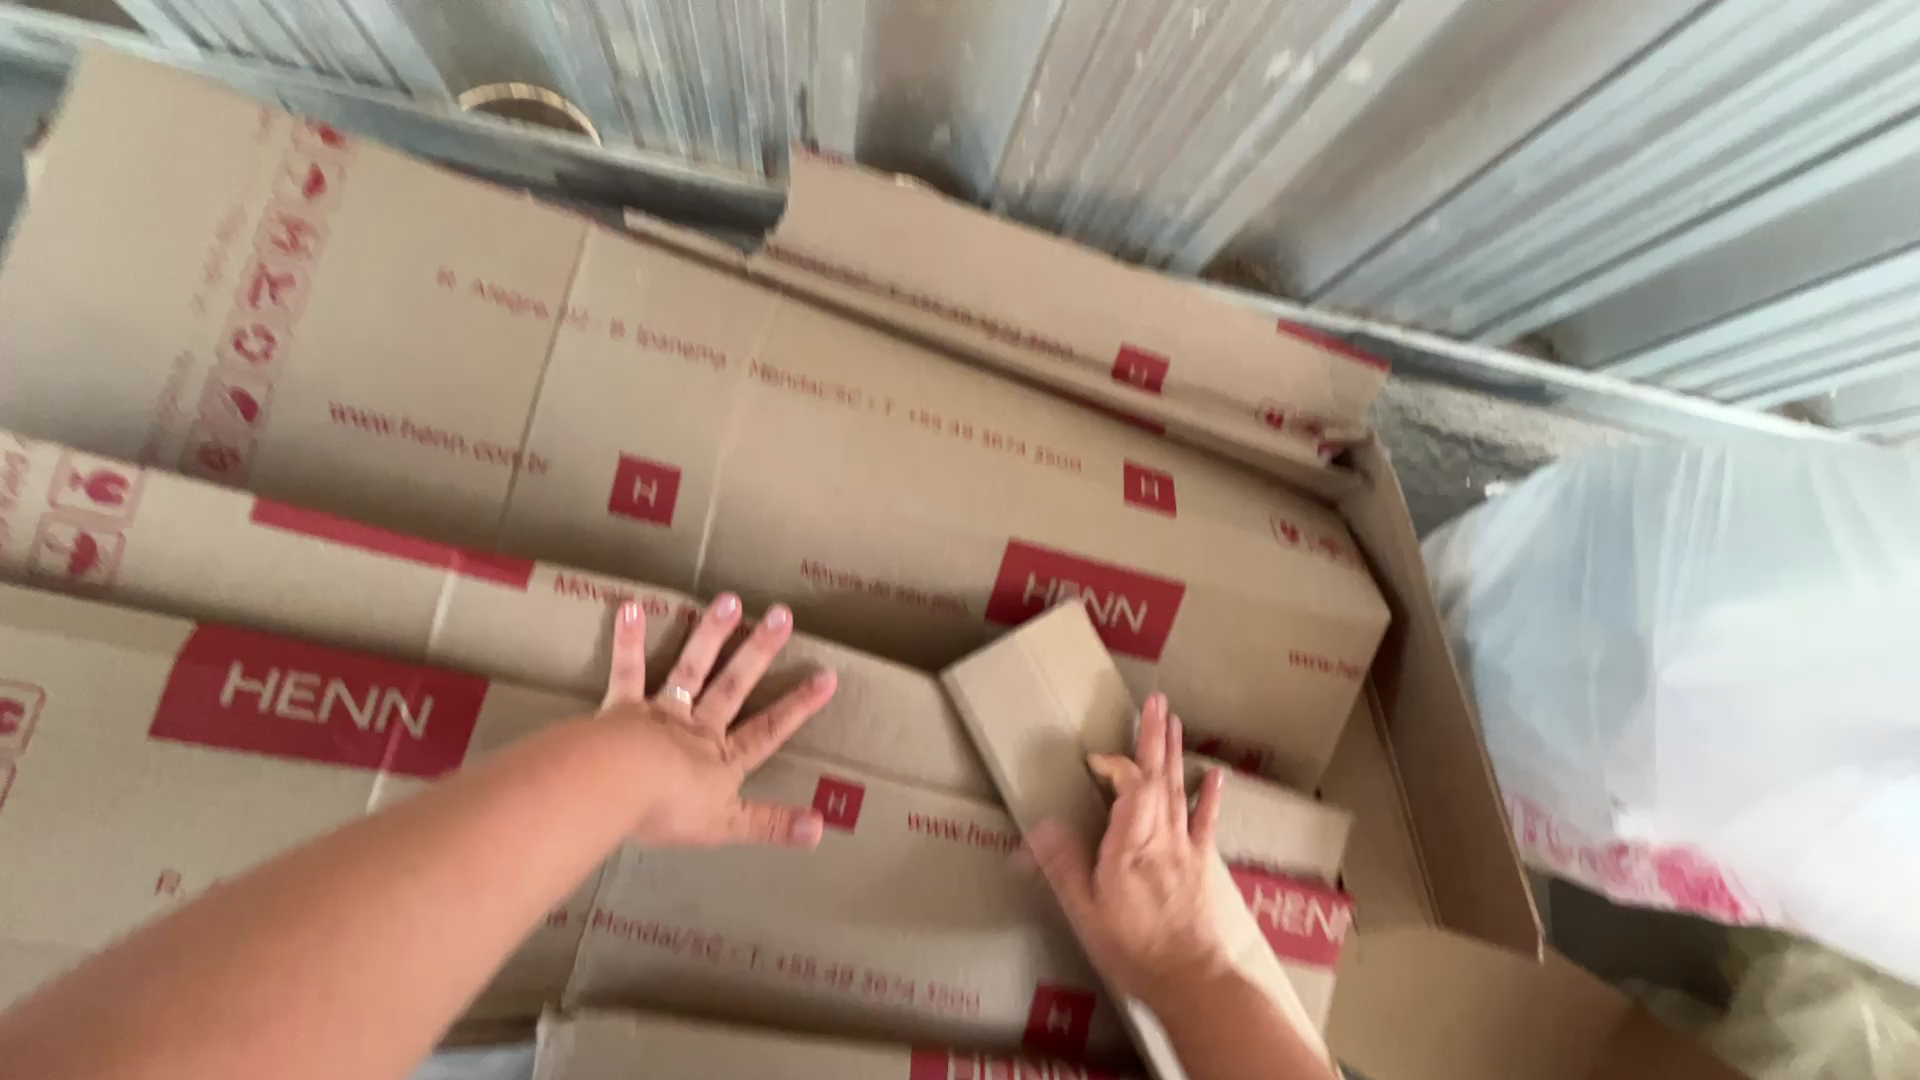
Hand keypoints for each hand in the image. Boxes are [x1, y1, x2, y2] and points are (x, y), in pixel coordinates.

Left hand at [594, 593, 837, 848]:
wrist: (617, 785)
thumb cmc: (670, 809)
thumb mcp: (726, 826)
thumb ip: (772, 825)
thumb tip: (821, 830)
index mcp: (723, 758)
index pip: (770, 730)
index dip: (800, 705)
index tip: (828, 675)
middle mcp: (699, 727)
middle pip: (736, 685)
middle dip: (760, 650)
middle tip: (783, 614)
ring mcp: (662, 713)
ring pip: (692, 668)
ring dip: (711, 634)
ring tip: (729, 598)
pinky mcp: (623, 708)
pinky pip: (628, 671)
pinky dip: (629, 640)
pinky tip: (630, 608)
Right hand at [1027, 693, 1229, 1004]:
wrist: (1192, 981)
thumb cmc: (1134, 949)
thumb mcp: (1085, 912)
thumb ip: (1062, 866)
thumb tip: (1037, 828)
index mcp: (1129, 844)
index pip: (1129, 785)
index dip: (1114, 764)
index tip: (1095, 760)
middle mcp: (1160, 836)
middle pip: (1157, 775)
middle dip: (1155, 736)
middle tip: (1156, 701)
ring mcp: (1184, 846)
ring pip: (1179, 789)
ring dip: (1176, 752)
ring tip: (1174, 719)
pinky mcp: (1201, 862)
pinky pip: (1205, 821)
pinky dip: (1210, 796)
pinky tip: (1215, 774)